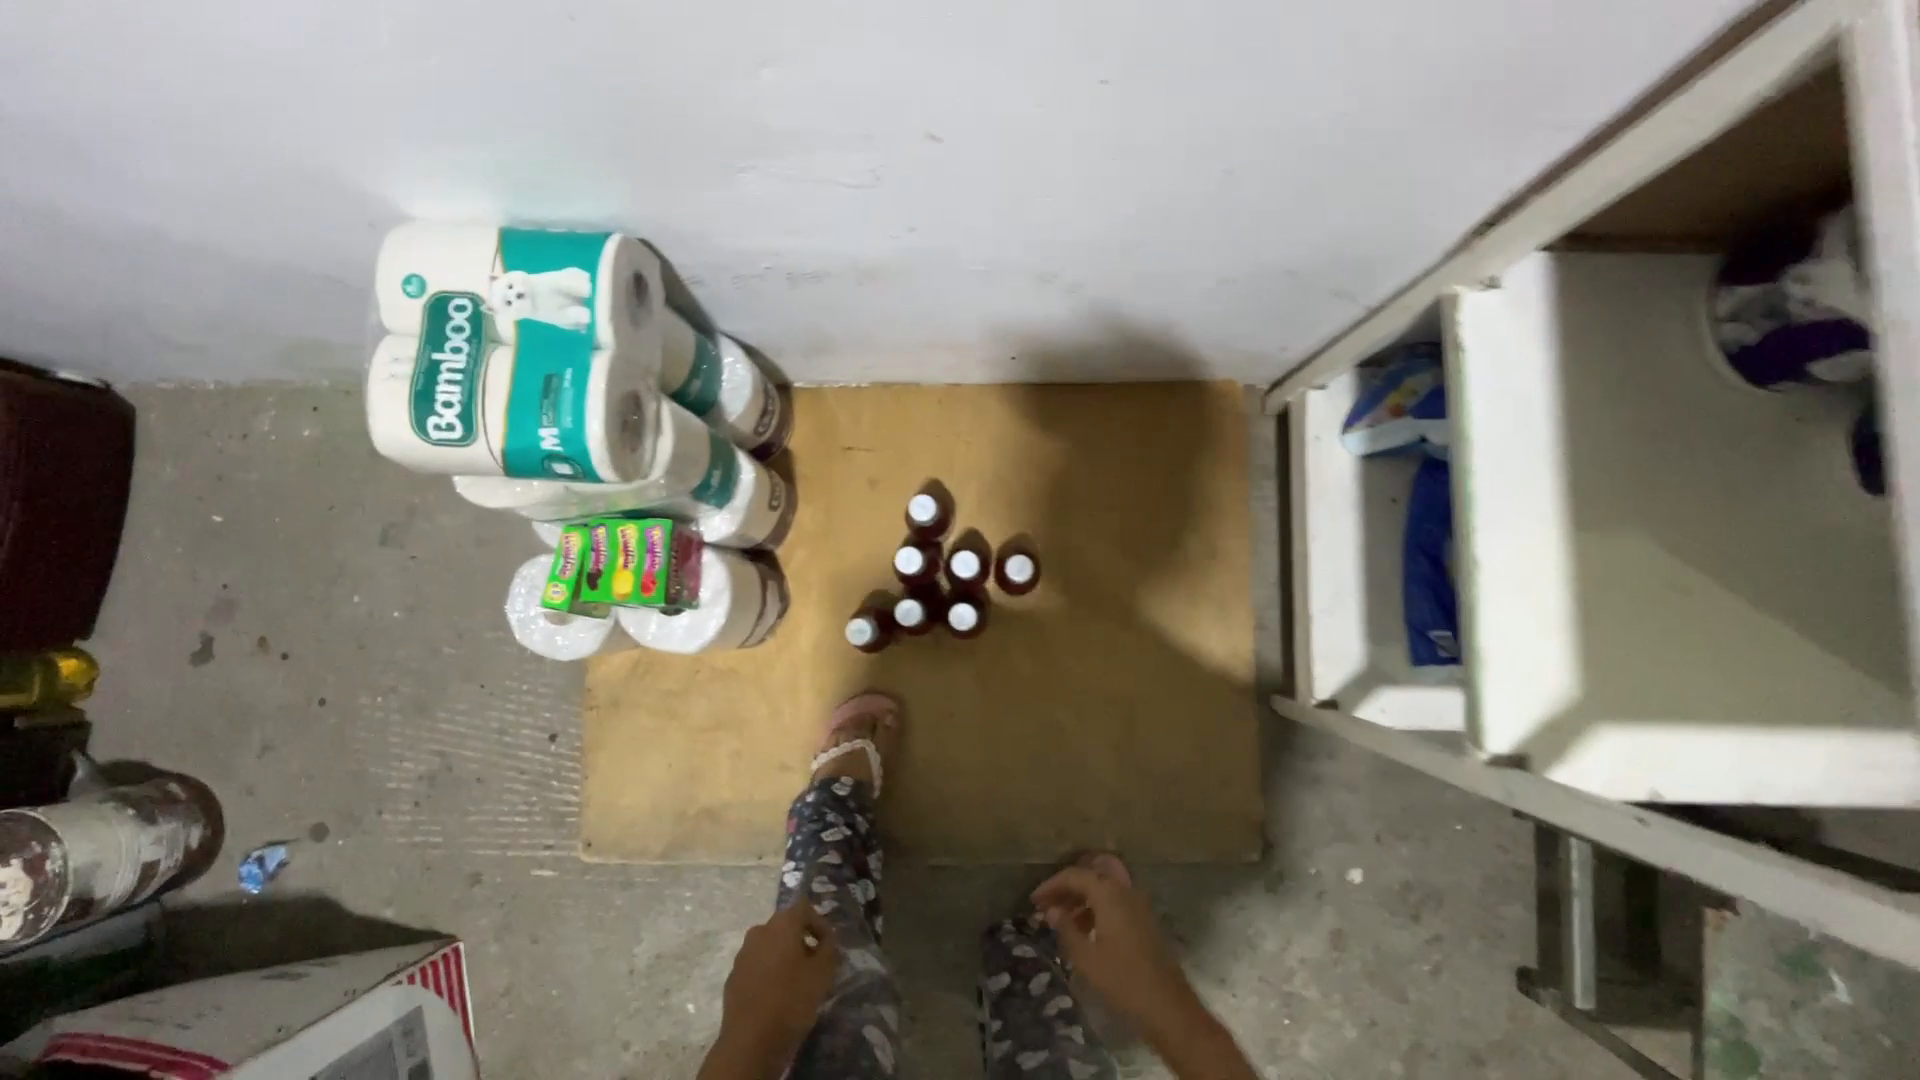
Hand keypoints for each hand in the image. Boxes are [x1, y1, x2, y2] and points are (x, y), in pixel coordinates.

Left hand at [701, 903, 837, 1078]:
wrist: (750, 1041)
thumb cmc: (792, 1000)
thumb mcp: (822, 973)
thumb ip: (828, 948)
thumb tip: (826, 939)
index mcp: (781, 925)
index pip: (803, 907)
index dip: (819, 922)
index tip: (829, 944)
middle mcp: (759, 932)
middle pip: (785, 926)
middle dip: (802, 940)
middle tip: (816, 962)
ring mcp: (742, 955)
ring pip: (770, 946)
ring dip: (785, 956)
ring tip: (798, 981)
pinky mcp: (733, 977)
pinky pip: (757, 965)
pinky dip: (769, 972)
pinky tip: (777, 995)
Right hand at [1030, 865, 1200, 1036]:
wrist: (1166, 1004)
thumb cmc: (1121, 979)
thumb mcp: (1085, 956)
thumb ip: (1066, 927)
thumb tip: (1051, 910)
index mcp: (1109, 893)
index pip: (1074, 875)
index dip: (1051, 885)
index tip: (1033, 901)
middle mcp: (1125, 889)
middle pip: (1092, 873)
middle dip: (1069, 885)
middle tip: (1049, 902)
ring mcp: (1138, 903)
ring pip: (1105, 886)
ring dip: (1083, 896)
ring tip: (1062, 918)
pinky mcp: (1144, 918)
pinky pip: (1116, 900)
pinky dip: (1098, 905)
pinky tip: (1085, 928)